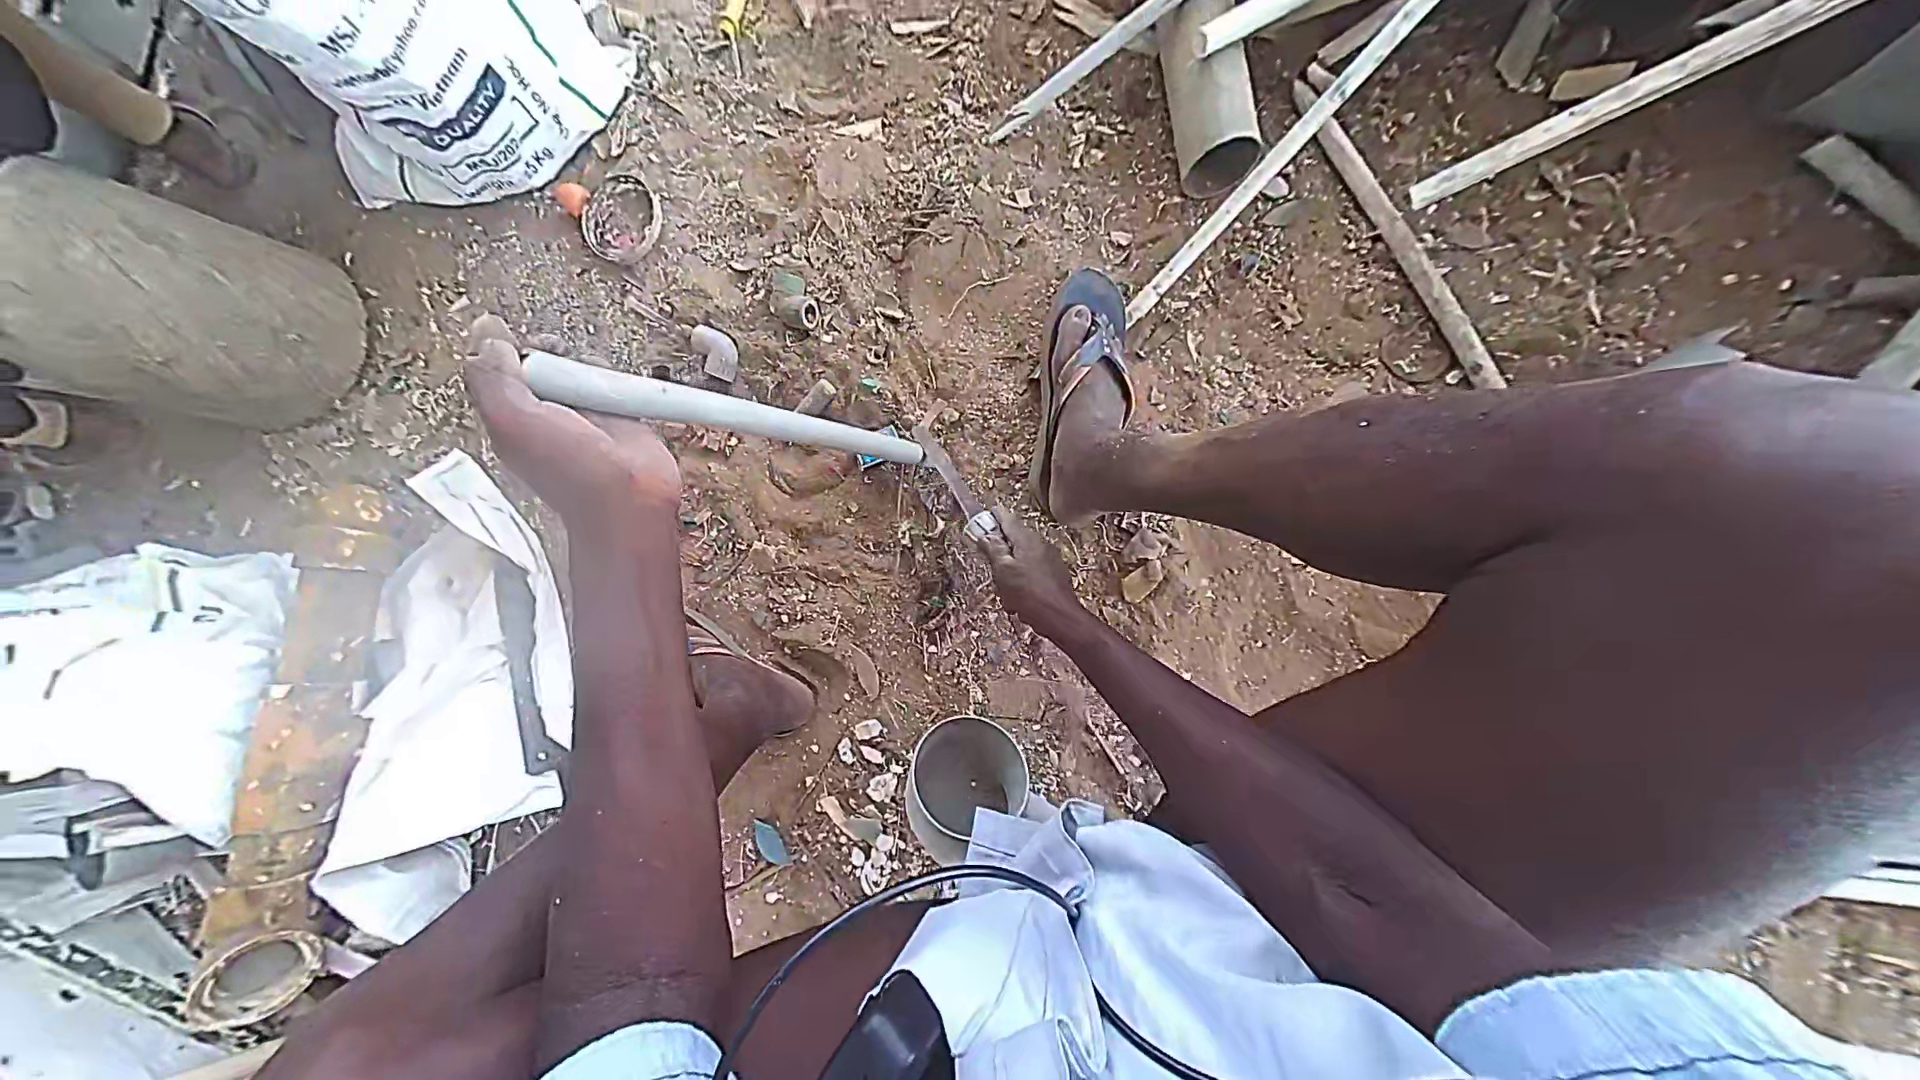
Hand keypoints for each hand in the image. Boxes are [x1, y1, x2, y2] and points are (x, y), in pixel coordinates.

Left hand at [464, 315, 679, 525]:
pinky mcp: (621, 416)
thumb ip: (492, 376)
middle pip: (545, 360)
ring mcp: (585, 414)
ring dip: (590, 368)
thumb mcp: (511, 418)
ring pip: (583, 368)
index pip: (503, 364)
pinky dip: (619, 382)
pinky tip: (618, 394)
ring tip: (595, 387)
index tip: (526, 351)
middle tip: (565, 370)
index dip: (512, 349)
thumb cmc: (572, 472)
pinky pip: (617, 384)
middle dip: (555, 354)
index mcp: (511, 415)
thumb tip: (486, 332)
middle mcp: (547, 413)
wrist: (628, 497)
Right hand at [975, 508, 1084, 633]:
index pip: (1007, 518)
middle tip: (990, 564)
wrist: (1058, 616)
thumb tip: (986, 535)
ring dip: (1010, 569)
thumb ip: (994, 549)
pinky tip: (1018, 598)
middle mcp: (1040, 544)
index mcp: (1026, 539)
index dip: (993, 516)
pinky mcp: (1054, 574)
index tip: (982, 517)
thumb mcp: (1003, 570)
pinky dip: (1022, 580)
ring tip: (1005, 589)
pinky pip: (1032, 571)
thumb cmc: (1028, 593)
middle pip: (1014, 539)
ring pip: (1022, 558)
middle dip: (1000, 551)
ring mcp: (1050, 558)